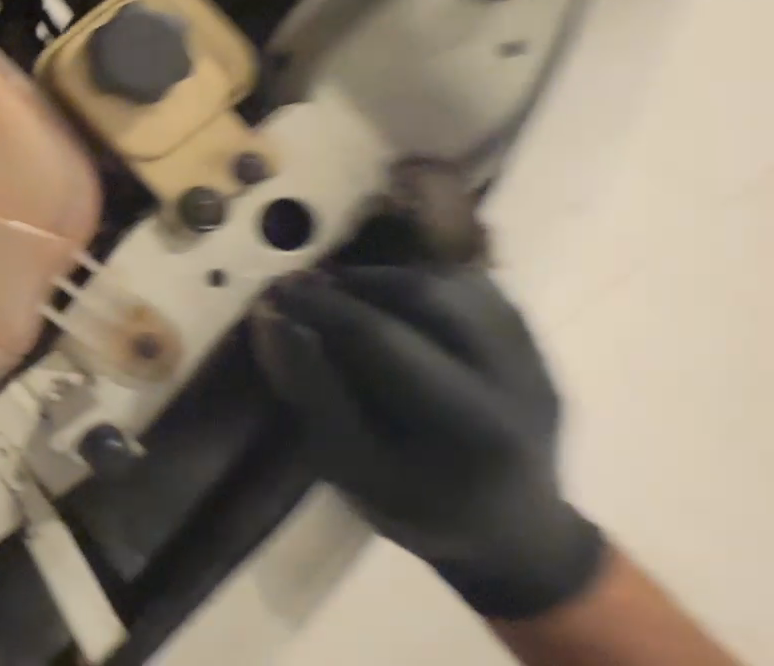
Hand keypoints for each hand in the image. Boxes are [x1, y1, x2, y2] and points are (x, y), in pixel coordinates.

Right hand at [250, 267, 604, 619]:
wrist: (508, 530)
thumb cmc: (415, 506)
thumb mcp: (349, 467)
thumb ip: (310, 390)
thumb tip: (271, 316)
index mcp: (469, 428)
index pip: (381, 338)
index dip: (320, 305)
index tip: (272, 292)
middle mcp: (516, 384)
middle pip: (429, 297)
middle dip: (355, 282)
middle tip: (305, 288)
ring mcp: (536, 362)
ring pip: (456, 284)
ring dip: (388, 278)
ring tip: (346, 294)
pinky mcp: (537, 347)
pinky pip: (477, 290)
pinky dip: (423, 281)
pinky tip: (392, 301)